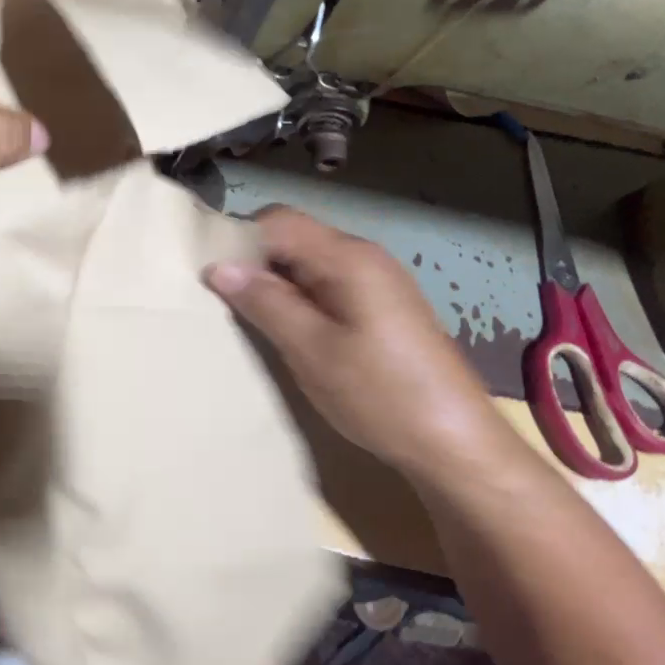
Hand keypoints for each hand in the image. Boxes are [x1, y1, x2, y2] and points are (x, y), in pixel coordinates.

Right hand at [206, 208, 528, 482]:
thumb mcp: (310, 349)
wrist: (455, 443)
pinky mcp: (381, 308)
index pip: (277, 221)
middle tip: (224, 304)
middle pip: (293, 239)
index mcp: (348, 258)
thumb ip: (264, 302)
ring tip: (251, 322)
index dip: (239, 240)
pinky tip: (290, 334)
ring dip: (275, 285)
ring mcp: (376, 283)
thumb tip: (218, 266)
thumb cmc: (379, 393)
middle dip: (254, 263)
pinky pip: (326, 286)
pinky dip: (300, 301)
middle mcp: (364, 258)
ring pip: (307, 265)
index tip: (210, 276)